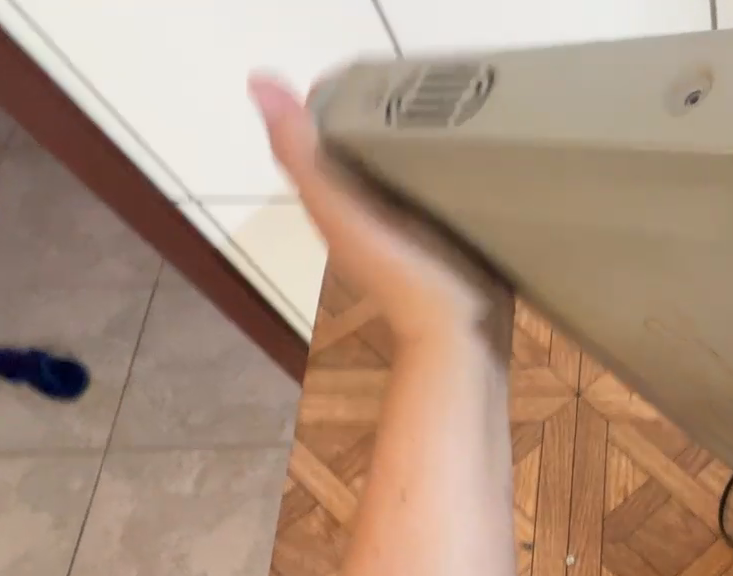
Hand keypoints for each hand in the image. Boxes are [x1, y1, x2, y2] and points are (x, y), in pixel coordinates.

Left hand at [249, 74, 493, 344]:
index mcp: (343, 205)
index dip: (344, 101)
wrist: (464, 343)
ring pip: (408, 180)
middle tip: (426, 92)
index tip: (380, 75)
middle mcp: (374, 219)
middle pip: (372, 158)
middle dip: (389, 122)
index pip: (332, 137)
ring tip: (455, 122)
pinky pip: (444, 204)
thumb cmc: (409, 279)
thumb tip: (259, 79)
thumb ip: (305, 158)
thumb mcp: (348, 215)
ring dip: (422, 152)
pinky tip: (473, 173)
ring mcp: (416, 239)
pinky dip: (450, 182)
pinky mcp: (454, 252)